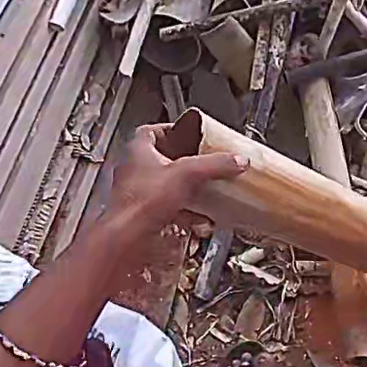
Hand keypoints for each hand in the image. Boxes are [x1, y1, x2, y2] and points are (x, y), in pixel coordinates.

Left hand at [102, 123, 247, 240]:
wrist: (129, 236)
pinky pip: (164, 209)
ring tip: (200, 191)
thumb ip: (215, 165)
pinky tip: (196, 219)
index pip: (151, 131)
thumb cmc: (144, 201)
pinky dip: (182, 212)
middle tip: (199, 165)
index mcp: (138, 151)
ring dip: (182, 189)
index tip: (186, 134)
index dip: (170, 130)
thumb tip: (237, 160)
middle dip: (181, 163)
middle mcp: (133, 170)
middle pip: (159, 159)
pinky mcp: (141, 215)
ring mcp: (135, 194)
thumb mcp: (188, 174)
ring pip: (162, 185)